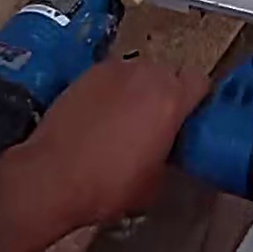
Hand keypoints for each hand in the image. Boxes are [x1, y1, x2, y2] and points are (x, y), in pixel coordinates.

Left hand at [17, 57, 211, 226]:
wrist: (52, 174)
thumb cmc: (106, 183)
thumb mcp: (151, 182)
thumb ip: (168, 154)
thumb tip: (167, 150)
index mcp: (171, 99)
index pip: (200, 81)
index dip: (197, 97)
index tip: (189, 113)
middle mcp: (149, 74)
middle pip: (168, 75)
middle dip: (164, 94)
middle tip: (153, 122)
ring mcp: (119, 69)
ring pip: (140, 73)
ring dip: (138, 90)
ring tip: (121, 118)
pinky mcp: (92, 70)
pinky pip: (113, 75)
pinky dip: (111, 89)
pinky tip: (98, 114)